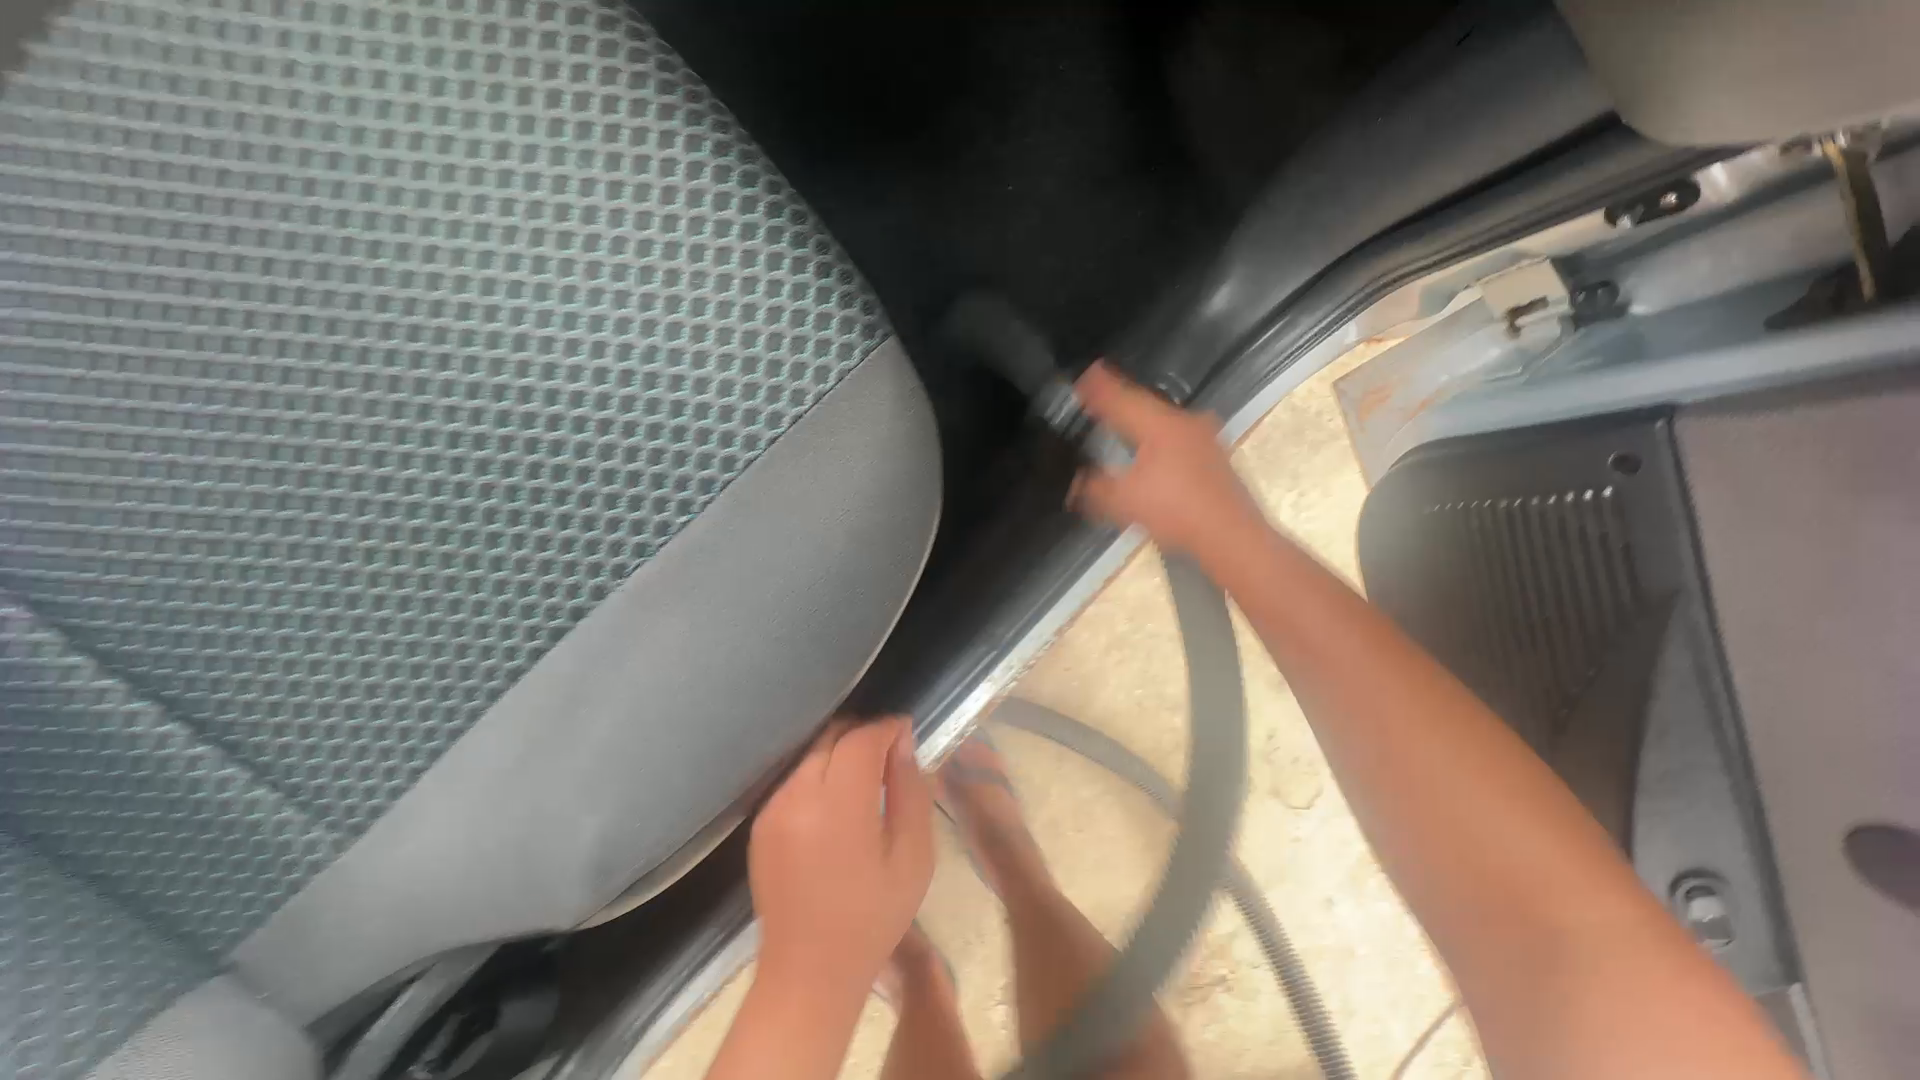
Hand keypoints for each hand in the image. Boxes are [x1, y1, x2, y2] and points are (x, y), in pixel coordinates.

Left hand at [749, 716, 934, 1000]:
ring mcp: (772, 811)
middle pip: (831, 738)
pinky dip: (819, 776)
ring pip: (810, 756)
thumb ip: (910, 793)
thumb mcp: (913, 858)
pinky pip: (794, 780)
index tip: (908, 731)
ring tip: (866, 781)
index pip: (861, 740)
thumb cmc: (873, 919)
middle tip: (891, 756)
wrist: (809, 972)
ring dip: (839, 755)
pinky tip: (838, 805)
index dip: (887, 728)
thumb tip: (903, 745)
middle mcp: (796, 798)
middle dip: (863, 736)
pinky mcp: (760, 825)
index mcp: (837, 808)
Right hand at [1071, 361, 1264, 557]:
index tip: (1081, 379)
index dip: (1097, 387)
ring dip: (1140, 420)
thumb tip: (1073, 484)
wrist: (1231, 535)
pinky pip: (1177, 435)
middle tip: (1096, 401)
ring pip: (1163, 419)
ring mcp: (1204, 437)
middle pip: (1143, 402)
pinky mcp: (1215, 455)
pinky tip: (1152, 452)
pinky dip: (1158, 438)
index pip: (1120, 396)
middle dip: (1118, 401)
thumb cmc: (1177, 512)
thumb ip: (1092, 489)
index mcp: (1158, 424)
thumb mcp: (1123, 503)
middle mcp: (1184, 421)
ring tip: (1121, 424)